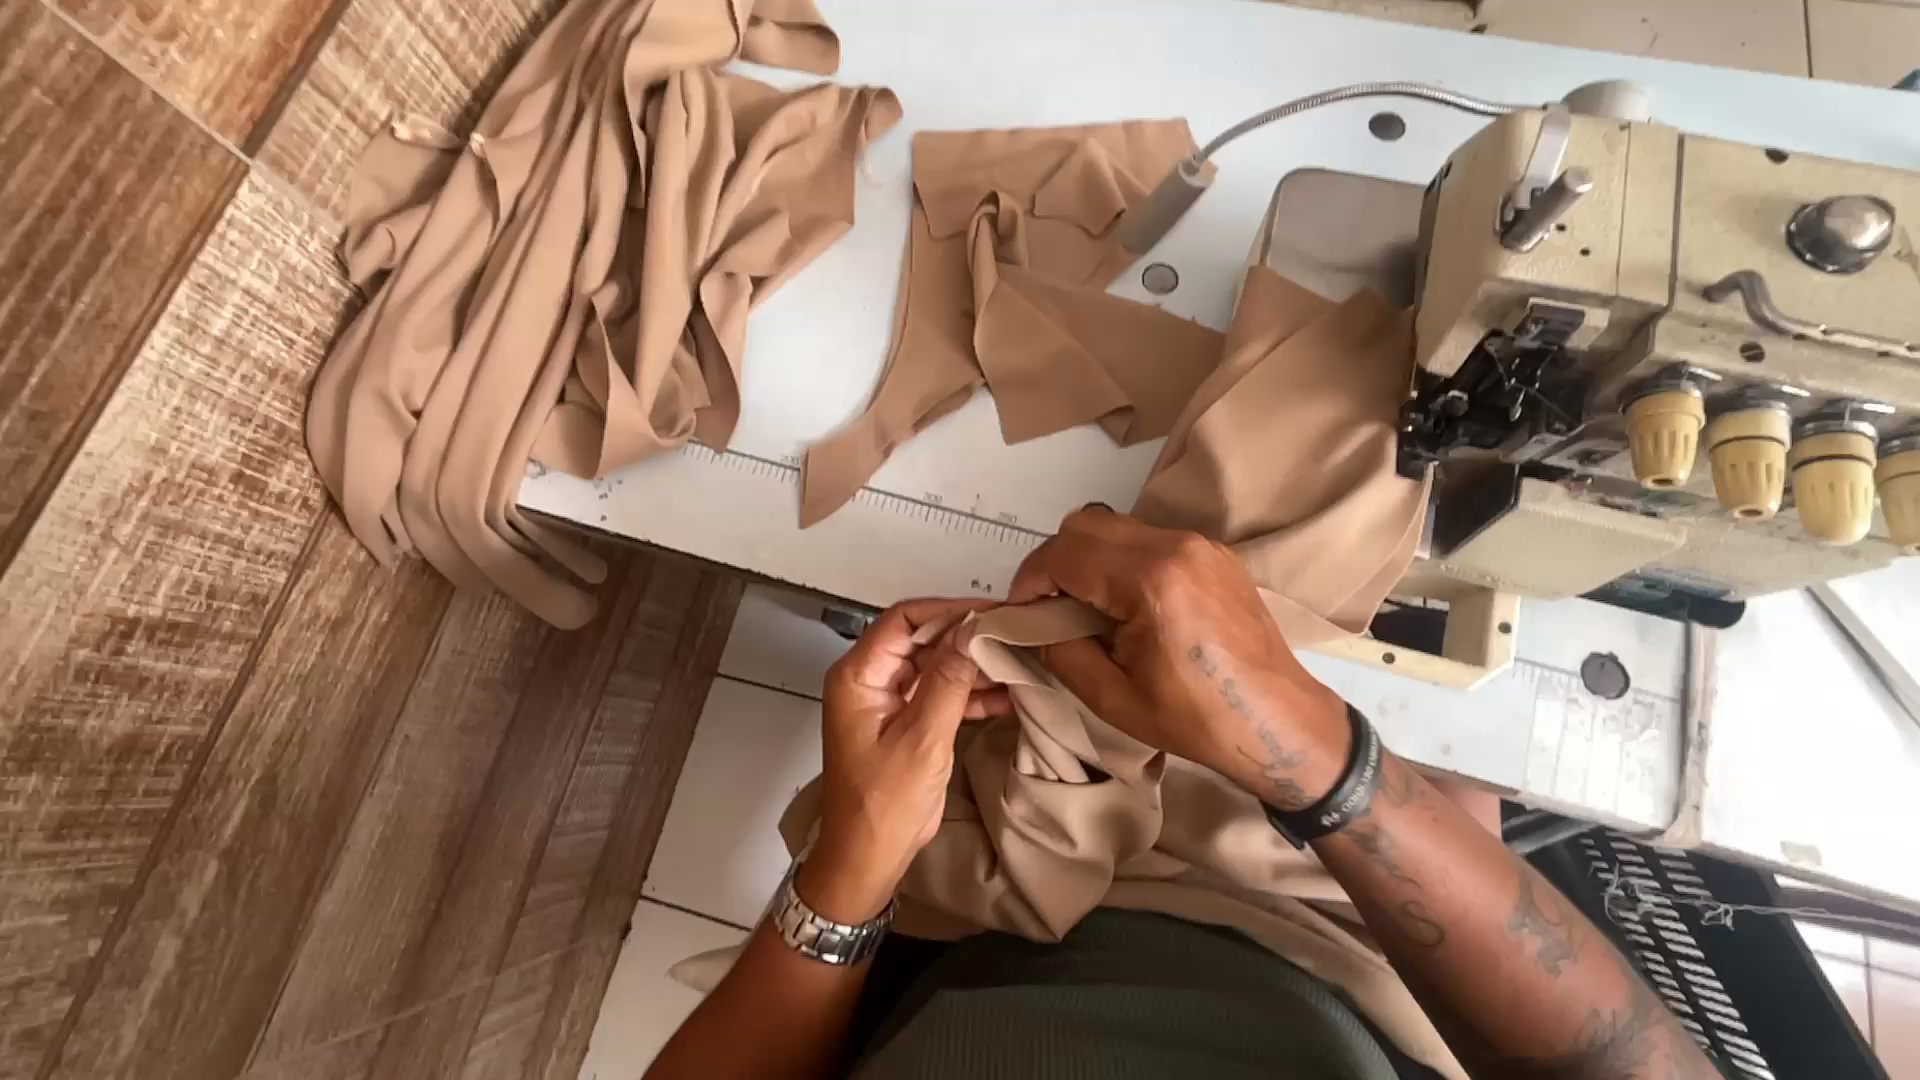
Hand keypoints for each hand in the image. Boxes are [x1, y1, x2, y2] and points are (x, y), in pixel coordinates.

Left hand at [801, 599, 1011, 923]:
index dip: (948, 610)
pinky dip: (969, 694)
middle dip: (966, 637)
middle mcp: (869, 679)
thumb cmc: (883, 806)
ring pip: (935, 665)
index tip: (992, 612)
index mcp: (859, 676)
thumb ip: (948, 680)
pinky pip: (939, 693)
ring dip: (972, 666)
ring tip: (1016, 662)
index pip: (904, 620)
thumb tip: (972, 628)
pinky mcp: (905, 720)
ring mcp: (887, 700)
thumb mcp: (922, 739)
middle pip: (921, 639)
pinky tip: (1005, 696)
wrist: (868, 861)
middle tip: (1012, 633)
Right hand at [1010, 507, 1348, 808]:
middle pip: (1084, 524)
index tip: (1022, 614)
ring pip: (1114, 526)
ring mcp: (1199, 544)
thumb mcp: (1110, 696)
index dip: (1029, 581)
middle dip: (1054, 563)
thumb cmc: (1195, 718)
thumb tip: (1028, 623)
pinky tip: (1128, 605)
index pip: (1063, 554)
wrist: (1277, 722)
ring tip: (1089, 609)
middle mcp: (1175, 545)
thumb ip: (1058, 649)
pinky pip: (1147, 538)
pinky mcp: (1214, 552)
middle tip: (1049, 609)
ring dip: (1088, 559)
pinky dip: (1121, 561)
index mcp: (1150, 580)